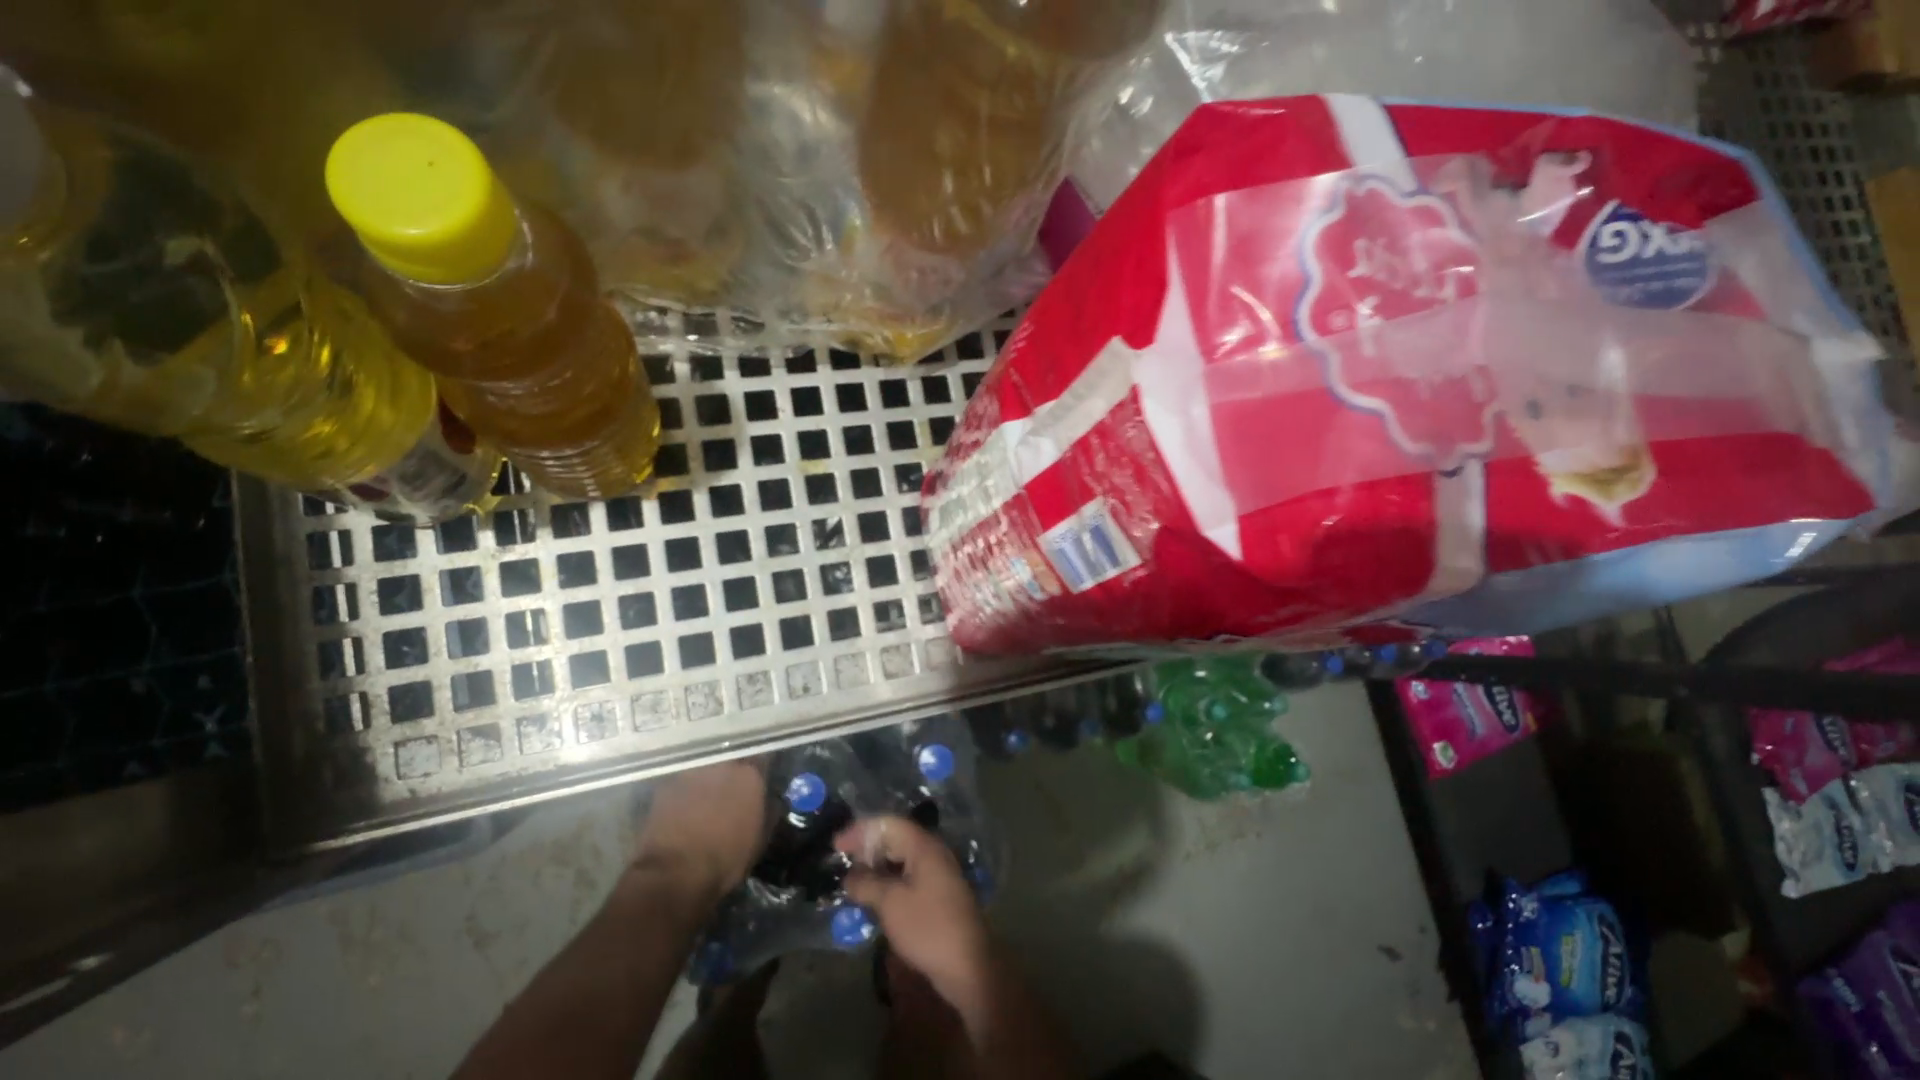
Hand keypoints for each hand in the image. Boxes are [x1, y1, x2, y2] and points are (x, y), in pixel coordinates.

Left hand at [632, 759, 767, 902]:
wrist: (675, 872)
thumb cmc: (726, 859)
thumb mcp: (760, 839)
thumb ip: (768, 811)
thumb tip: (771, 799)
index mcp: (750, 776)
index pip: (761, 757)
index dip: (760, 767)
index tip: (760, 778)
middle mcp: (721, 764)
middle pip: (731, 758)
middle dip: (732, 770)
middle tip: (732, 788)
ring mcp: (691, 772)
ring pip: (705, 768)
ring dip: (708, 779)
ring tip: (706, 798)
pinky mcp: (665, 785)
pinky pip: (682, 782)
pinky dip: (685, 791)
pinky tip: (684, 808)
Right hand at [835, 816, 991, 1009]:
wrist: (968, 966)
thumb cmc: (928, 928)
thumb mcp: (890, 903)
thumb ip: (866, 884)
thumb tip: (849, 877)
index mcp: (924, 847)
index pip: (888, 824)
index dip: (860, 831)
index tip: (835, 846)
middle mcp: (933, 854)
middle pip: (895, 838)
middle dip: (866, 848)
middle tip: (841, 863)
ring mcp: (938, 875)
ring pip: (901, 860)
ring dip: (876, 867)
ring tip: (852, 881)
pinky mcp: (938, 896)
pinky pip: (908, 878)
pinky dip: (888, 882)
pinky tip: (872, 897)